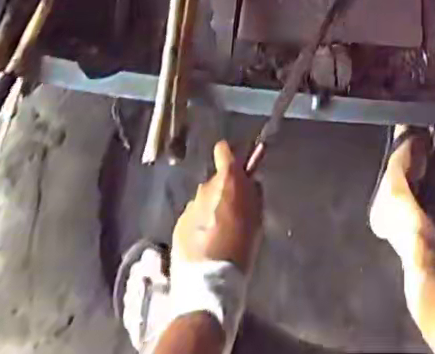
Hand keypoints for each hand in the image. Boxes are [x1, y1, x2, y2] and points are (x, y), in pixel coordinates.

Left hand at [171, 140, 261, 269]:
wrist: (208, 284)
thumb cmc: (241, 247)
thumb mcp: (257, 217)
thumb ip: (253, 193)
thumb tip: (249, 183)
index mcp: (228, 181)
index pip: (224, 150)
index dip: (229, 155)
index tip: (236, 167)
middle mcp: (205, 188)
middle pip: (215, 181)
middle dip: (223, 191)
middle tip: (232, 213)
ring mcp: (188, 208)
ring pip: (203, 201)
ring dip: (210, 210)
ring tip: (217, 234)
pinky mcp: (177, 227)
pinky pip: (192, 219)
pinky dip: (198, 226)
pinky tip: (205, 245)